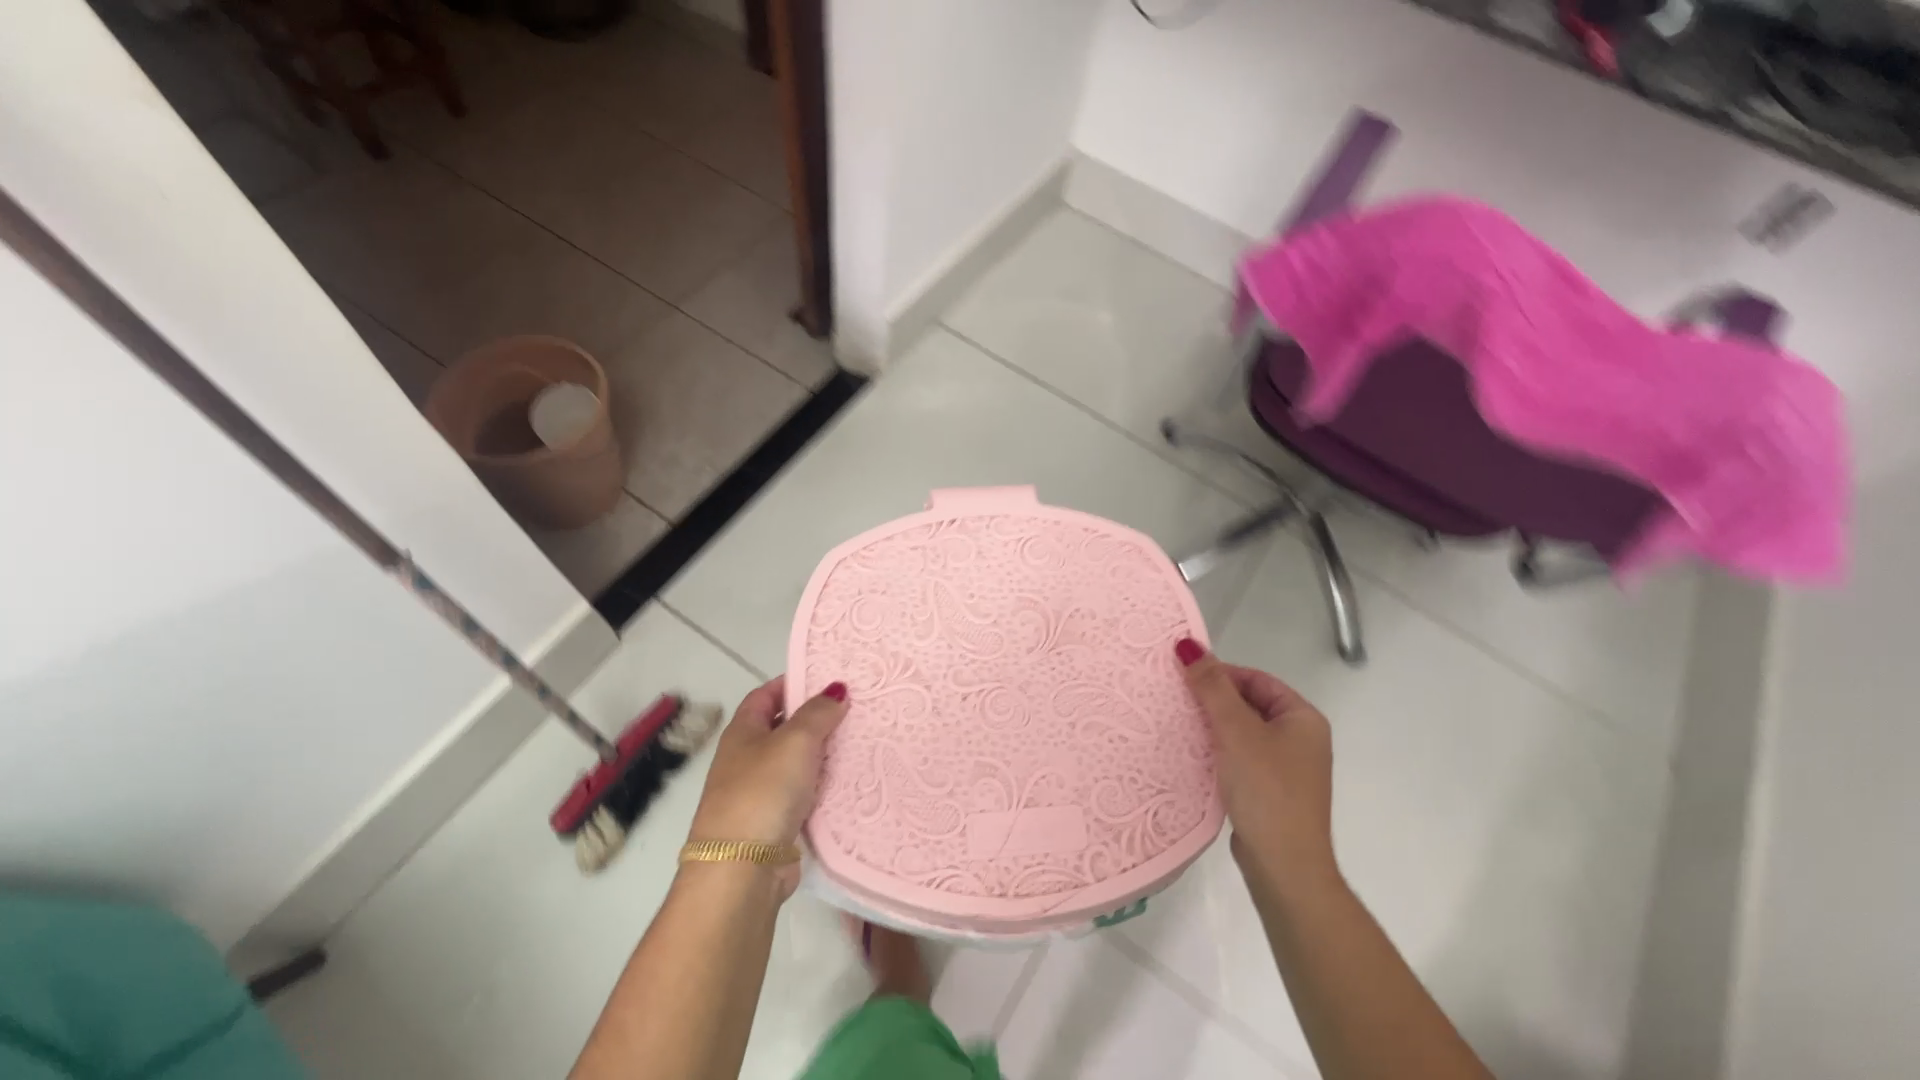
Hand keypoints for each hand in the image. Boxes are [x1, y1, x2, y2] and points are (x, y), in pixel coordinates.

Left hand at [687, 676, 848, 894]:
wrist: (742, 869)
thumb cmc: (763, 792)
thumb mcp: (794, 741)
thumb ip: (818, 713)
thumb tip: (836, 688)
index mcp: (743, 732)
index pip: (766, 695)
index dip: (794, 683)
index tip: (830, 678)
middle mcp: (748, 759)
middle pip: (784, 729)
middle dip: (817, 719)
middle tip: (858, 709)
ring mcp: (761, 793)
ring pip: (798, 764)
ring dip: (825, 755)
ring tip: (864, 740)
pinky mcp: (777, 823)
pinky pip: (806, 796)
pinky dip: (826, 788)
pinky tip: (853, 782)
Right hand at [1176, 639, 1336, 883]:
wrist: (1283, 864)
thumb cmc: (1266, 790)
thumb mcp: (1236, 731)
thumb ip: (1212, 688)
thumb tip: (1188, 645)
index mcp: (1303, 718)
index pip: (1257, 679)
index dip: (1221, 674)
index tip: (1183, 678)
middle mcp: (1300, 739)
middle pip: (1249, 705)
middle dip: (1213, 701)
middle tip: (1174, 700)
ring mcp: (1286, 768)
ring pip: (1242, 734)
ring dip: (1212, 728)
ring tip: (1177, 726)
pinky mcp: (1269, 792)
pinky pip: (1240, 759)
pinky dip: (1218, 754)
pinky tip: (1193, 758)